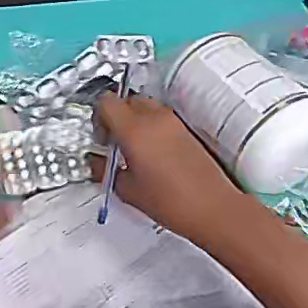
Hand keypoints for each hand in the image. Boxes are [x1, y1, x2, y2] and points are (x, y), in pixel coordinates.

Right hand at [97, 94, 249, 243]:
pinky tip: (150, 155)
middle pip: (126, 99)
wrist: (211, 208)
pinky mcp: (186, 131)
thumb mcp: (126, 189)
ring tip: (132, 150)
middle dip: (115, 117)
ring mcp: (173, 122)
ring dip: (134, 121)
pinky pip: (161, 118)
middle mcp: (155, 118)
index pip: (106, 102)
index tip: (100, 135)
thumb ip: (104, 170)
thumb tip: (97, 163)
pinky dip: (151, 128)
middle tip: (112, 141)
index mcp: (134, 129)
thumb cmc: (173, 201)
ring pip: (145, 107)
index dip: (97, 117)